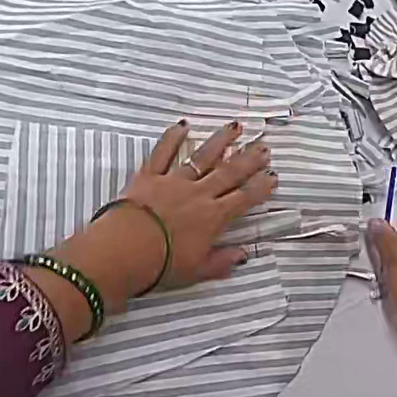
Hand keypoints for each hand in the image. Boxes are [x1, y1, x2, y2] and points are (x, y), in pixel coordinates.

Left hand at [112, 119, 276, 288]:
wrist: (124, 251)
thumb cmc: (161, 265)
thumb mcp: (197, 270)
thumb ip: (221, 261)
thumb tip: (243, 254)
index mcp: (213, 218)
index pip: (243, 198)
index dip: (260, 187)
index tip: (273, 176)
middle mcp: (198, 194)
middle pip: (229, 173)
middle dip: (248, 159)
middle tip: (263, 147)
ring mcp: (174, 182)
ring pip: (202, 158)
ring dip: (220, 141)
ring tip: (235, 127)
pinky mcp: (149, 176)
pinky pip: (162, 153)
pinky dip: (172, 138)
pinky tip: (183, 125)